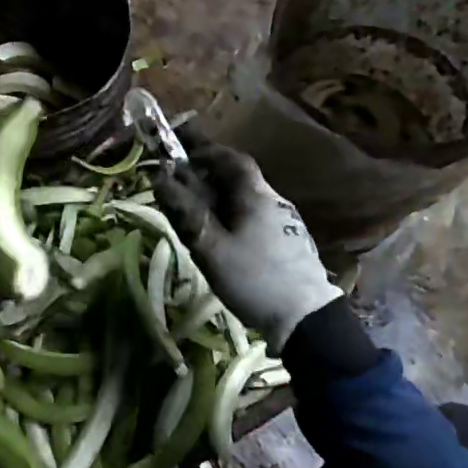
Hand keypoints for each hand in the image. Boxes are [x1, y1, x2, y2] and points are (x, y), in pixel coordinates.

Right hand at [154, 131, 341, 351]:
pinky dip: (233, 213)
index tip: (184, 149)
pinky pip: (255, 216)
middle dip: (210, 174)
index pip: (232, 159)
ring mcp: (285, 222)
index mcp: (255, 196)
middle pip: (239, 177)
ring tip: (197, 207)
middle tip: (182, 180)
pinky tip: (223, 232)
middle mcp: (273, 201)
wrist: (307, 318)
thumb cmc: (254, 278)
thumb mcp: (211, 247)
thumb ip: (186, 212)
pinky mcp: (289, 242)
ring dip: (221, 195)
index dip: (207, 151)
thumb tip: (160, 179)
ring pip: (247, 198)